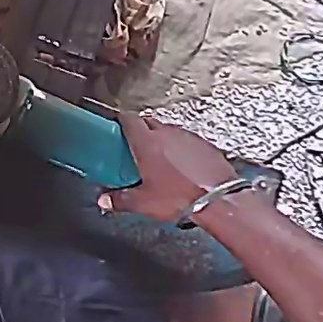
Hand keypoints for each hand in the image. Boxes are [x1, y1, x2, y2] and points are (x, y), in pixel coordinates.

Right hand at [98, 113, 235, 221]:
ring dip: (162, 139)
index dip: (122, 120)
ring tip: (159, 158)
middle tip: (135, 144)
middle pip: (149, 122)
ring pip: (169, 130)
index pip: (130, 119)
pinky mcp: (204, 144)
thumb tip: (105, 201)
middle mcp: (167, 134)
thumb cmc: (180, 197)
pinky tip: (181, 165)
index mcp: (147, 143)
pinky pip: (187, 140)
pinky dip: (181, 148)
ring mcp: (187, 137)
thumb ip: (120, 199)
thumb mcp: (143, 203)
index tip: (118, 125)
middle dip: (140, 129)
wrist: (217, 200)